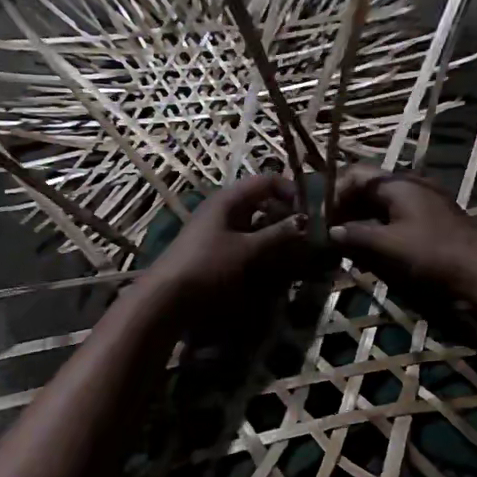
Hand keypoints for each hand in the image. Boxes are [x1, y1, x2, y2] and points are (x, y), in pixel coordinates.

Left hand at [139, 174, 307, 320]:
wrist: (167, 296)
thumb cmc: (207, 265)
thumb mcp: (246, 249)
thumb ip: (277, 234)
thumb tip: (305, 221)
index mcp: (228, 199)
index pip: (266, 180)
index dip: (289, 190)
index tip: (309, 212)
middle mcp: (223, 208)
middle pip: (261, 200)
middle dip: (284, 213)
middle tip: (304, 232)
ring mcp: (218, 227)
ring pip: (254, 221)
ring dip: (274, 231)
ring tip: (293, 249)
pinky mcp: (215, 247)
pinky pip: (245, 238)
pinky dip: (261, 244)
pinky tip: (272, 260)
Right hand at [330, 165, 476, 292]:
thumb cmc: (432, 253)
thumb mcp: (387, 246)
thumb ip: (355, 235)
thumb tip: (330, 231)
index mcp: (398, 183)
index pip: (355, 175)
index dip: (334, 193)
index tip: (323, 218)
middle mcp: (411, 184)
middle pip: (369, 188)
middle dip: (347, 208)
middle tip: (332, 233)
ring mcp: (425, 201)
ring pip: (383, 204)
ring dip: (363, 220)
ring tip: (348, 244)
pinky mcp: (434, 219)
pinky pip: (398, 216)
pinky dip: (381, 228)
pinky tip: (374, 250)